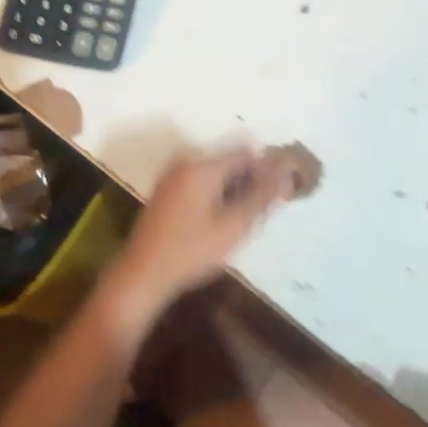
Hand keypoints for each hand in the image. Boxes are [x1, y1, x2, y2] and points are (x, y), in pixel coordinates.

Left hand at [111, 148, 292, 308]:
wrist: (143, 273)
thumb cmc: (190, 252)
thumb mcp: (233, 227)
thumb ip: (261, 197)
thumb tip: (285, 173)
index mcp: (201, 166)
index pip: (246, 153)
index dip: (267, 170)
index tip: (280, 194)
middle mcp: (185, 162)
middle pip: (230, 161)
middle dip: (250, 182)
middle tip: (260, 213)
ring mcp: (172, 175)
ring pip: (216, 174)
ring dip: (234, 191)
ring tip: (241, 221)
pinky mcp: (167, 190)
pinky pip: (201, 182)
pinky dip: (216, 196)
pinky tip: (220, 222)